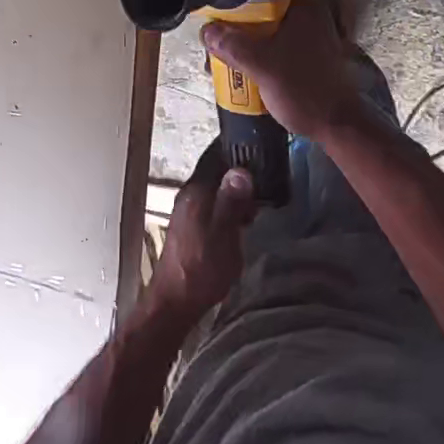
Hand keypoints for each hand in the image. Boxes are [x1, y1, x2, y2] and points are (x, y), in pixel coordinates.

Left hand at [146, 151, 256, 324]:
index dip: (236, 148)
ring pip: (215, 187)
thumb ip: (231, 202)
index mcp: (196, 192)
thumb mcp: (224, 235)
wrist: (176, 300)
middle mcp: (189, 195)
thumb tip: (241, 170)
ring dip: (236, 188)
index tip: (260, 143)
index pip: (214, 156)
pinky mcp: (191, 225)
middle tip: (268, 173)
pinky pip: (213, 203)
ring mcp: (188, 210)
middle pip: (215, 170)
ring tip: (261, 196)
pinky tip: (245, 216)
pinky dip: (229, 203)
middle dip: (240, 169)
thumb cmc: (202, 268)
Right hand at [201, 0, 366, 143]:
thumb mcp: (260, 65)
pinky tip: (242, 72)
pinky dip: (257, 57)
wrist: (335, 126)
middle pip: (262, 13)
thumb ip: (232, 45)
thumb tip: (207, 31)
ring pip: (266, 33)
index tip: (217, 16)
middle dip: (236, 29)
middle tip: (216, 44)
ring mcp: (310, 38)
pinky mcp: (307, 58)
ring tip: (223, 61)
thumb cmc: (303, 90)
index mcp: (304, 8)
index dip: (236, 1)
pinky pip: (274, 49)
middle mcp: (309, 17)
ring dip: (244, 45)